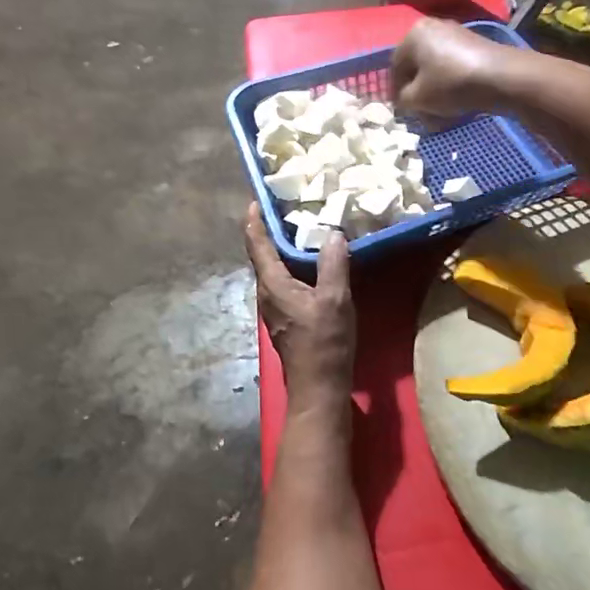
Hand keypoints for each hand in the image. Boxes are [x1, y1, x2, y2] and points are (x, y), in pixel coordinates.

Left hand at [243, 204, 355, 413]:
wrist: (318, 388)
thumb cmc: (323, 343)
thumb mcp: (334, 300)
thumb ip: (333, 264)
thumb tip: (332, 233)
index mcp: (272, 284)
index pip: (257, 245)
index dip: (254, 221)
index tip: (255, 200)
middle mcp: (267, 293)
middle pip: (262, 255)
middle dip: (268, 230)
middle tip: (284, 207)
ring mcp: (275, 307)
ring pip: (273, 269)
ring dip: (281, 248)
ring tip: (299, 228)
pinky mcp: (286, 317)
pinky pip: (283, 281)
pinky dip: (291, 265)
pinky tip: (309, 262)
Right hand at [390, 16, 509, 123]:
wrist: (502, 76)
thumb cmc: (451, 83)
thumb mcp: (417, 98)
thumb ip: (402, 99)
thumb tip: (405, 99)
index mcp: (413, 34)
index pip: (395, 66)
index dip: (395, 92)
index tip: (401, 110)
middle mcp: (432, 27)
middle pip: (417, 65)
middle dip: (417, 91)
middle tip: (420, 111)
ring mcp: (456, 33)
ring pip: (436, 67)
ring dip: (434, 90)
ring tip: (438, 111)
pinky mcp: (475, 44)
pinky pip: (453, 65)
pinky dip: (450, 83)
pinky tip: (455, 101)